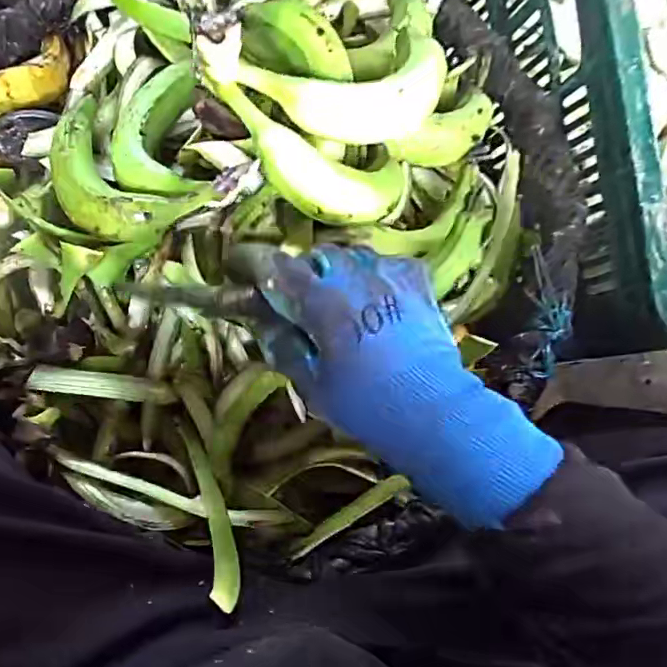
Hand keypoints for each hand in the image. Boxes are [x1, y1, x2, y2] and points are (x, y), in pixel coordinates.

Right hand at [255, 245, 560, 527]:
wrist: (433, 411)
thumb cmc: (364, 403)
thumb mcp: (310, 383)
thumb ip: (283, 345)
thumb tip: (262, 321)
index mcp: (322, 301)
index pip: (274, 266)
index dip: (249, 263)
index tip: (234, 267)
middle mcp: (355, 276)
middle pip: (311, 257)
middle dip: (293, 272)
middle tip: (285, 296)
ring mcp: (389, 273)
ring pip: (346, 256)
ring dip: (329, 271)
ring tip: (327, 297)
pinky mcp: (415, 280)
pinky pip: (379, 263)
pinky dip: (364, 273)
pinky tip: (364, 295)